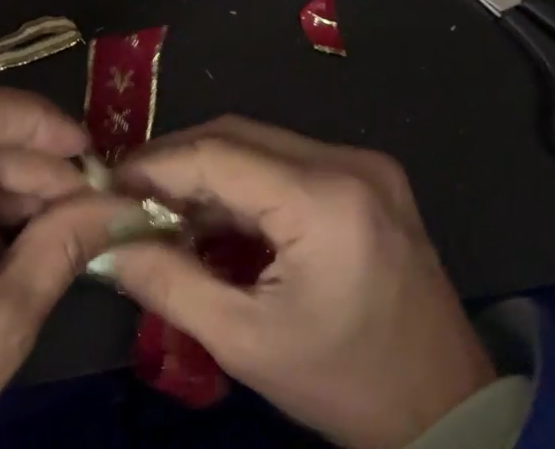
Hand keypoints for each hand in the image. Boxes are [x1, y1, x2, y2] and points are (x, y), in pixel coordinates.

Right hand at [106, 118, 496, 448]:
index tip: (105, 191)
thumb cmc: (347, 385)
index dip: (151, 166)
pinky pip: (281, 162)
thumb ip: (164, 282)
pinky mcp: (366, 181)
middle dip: (172, 165)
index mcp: (325, 200)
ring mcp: (364, 168)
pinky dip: (238, 184)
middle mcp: (349, 163)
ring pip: (254, 143)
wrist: (454, 417)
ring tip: (162, 213)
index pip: (213, 154)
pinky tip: (212, 219)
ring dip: (203, 172)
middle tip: (127, 200)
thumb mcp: (244, 341)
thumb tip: (100, 241)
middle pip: (232, 135)